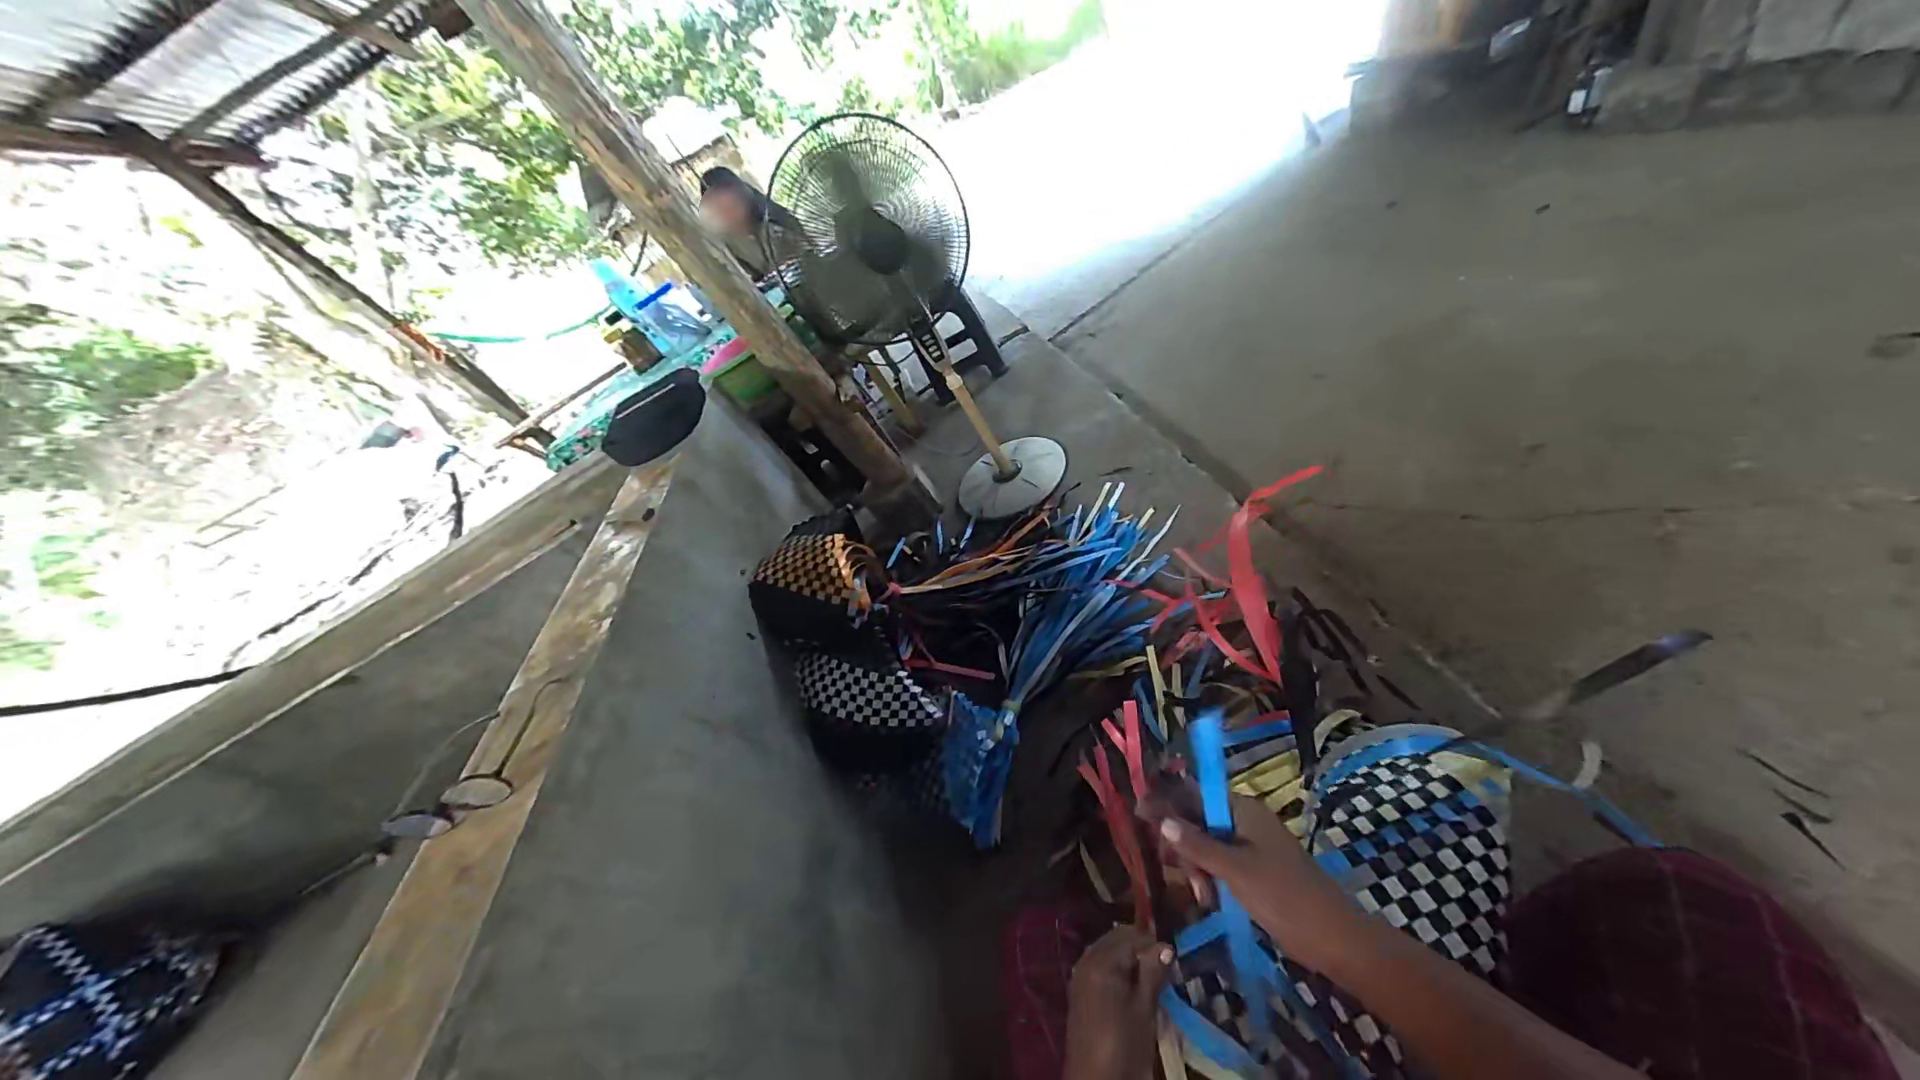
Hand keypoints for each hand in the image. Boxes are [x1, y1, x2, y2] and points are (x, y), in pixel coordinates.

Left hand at [1062, 925, 1171, 1079]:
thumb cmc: (1124, 1044)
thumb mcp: (1144, 1009)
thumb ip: (1152, 973)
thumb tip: (1165, 946)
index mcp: (1101, 961)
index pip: (1131, 937)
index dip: (1153, 945)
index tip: (1173, 960)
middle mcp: (1086, 960)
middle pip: (1116, 940)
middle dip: (1140, 947)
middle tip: (1164, 967)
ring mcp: (1080, 974)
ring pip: (1108, 951)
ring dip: (1128, 957)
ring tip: (1151, 976)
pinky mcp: (1079, 990)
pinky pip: (1099, 965)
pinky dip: (1116, 968)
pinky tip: (1131, 985)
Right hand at [1141, 793, 1357, 971]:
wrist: (1336, 942)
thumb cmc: (1284, 897)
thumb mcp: (1235, 870)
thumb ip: (1197, 844)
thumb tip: (1162, 821)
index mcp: (1242, 810)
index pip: (1194, 793)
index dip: (1166, 801)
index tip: (1139, 813)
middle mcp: (1244, 822)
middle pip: (1196, 819)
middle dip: (1183, 844)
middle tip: (1177, 870)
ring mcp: (1250, 847)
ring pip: (1205, 845)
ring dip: (1196, 867)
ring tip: (1201, 895)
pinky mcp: (1254, 872)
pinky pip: (1219, 865)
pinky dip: (1210, 879)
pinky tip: (1209, 900)